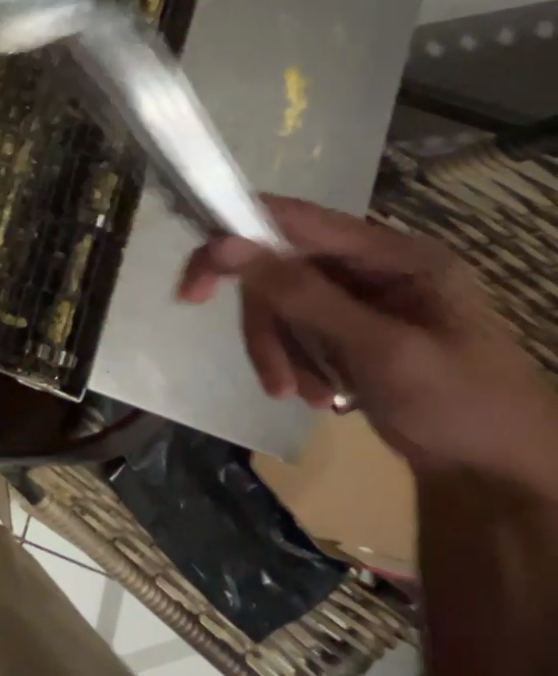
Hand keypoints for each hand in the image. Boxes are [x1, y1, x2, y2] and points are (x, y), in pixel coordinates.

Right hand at [179, 195, 557, 479]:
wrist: (504, 480)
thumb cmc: (463, 407)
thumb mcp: (381, 350)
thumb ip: (302, 294)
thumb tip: (224, 243)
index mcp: (398, 256)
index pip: (296, 221)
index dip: (236, 237)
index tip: (196, 280)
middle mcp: (376, 268)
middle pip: (278, 267)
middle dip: (261, 316)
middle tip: (234, 344)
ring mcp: (362, 301)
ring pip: (279, 303)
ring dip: (276, 348)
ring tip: (294, 392)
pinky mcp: (349, 332)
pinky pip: (293, 330)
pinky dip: (289, 361)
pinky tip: (308, 394)